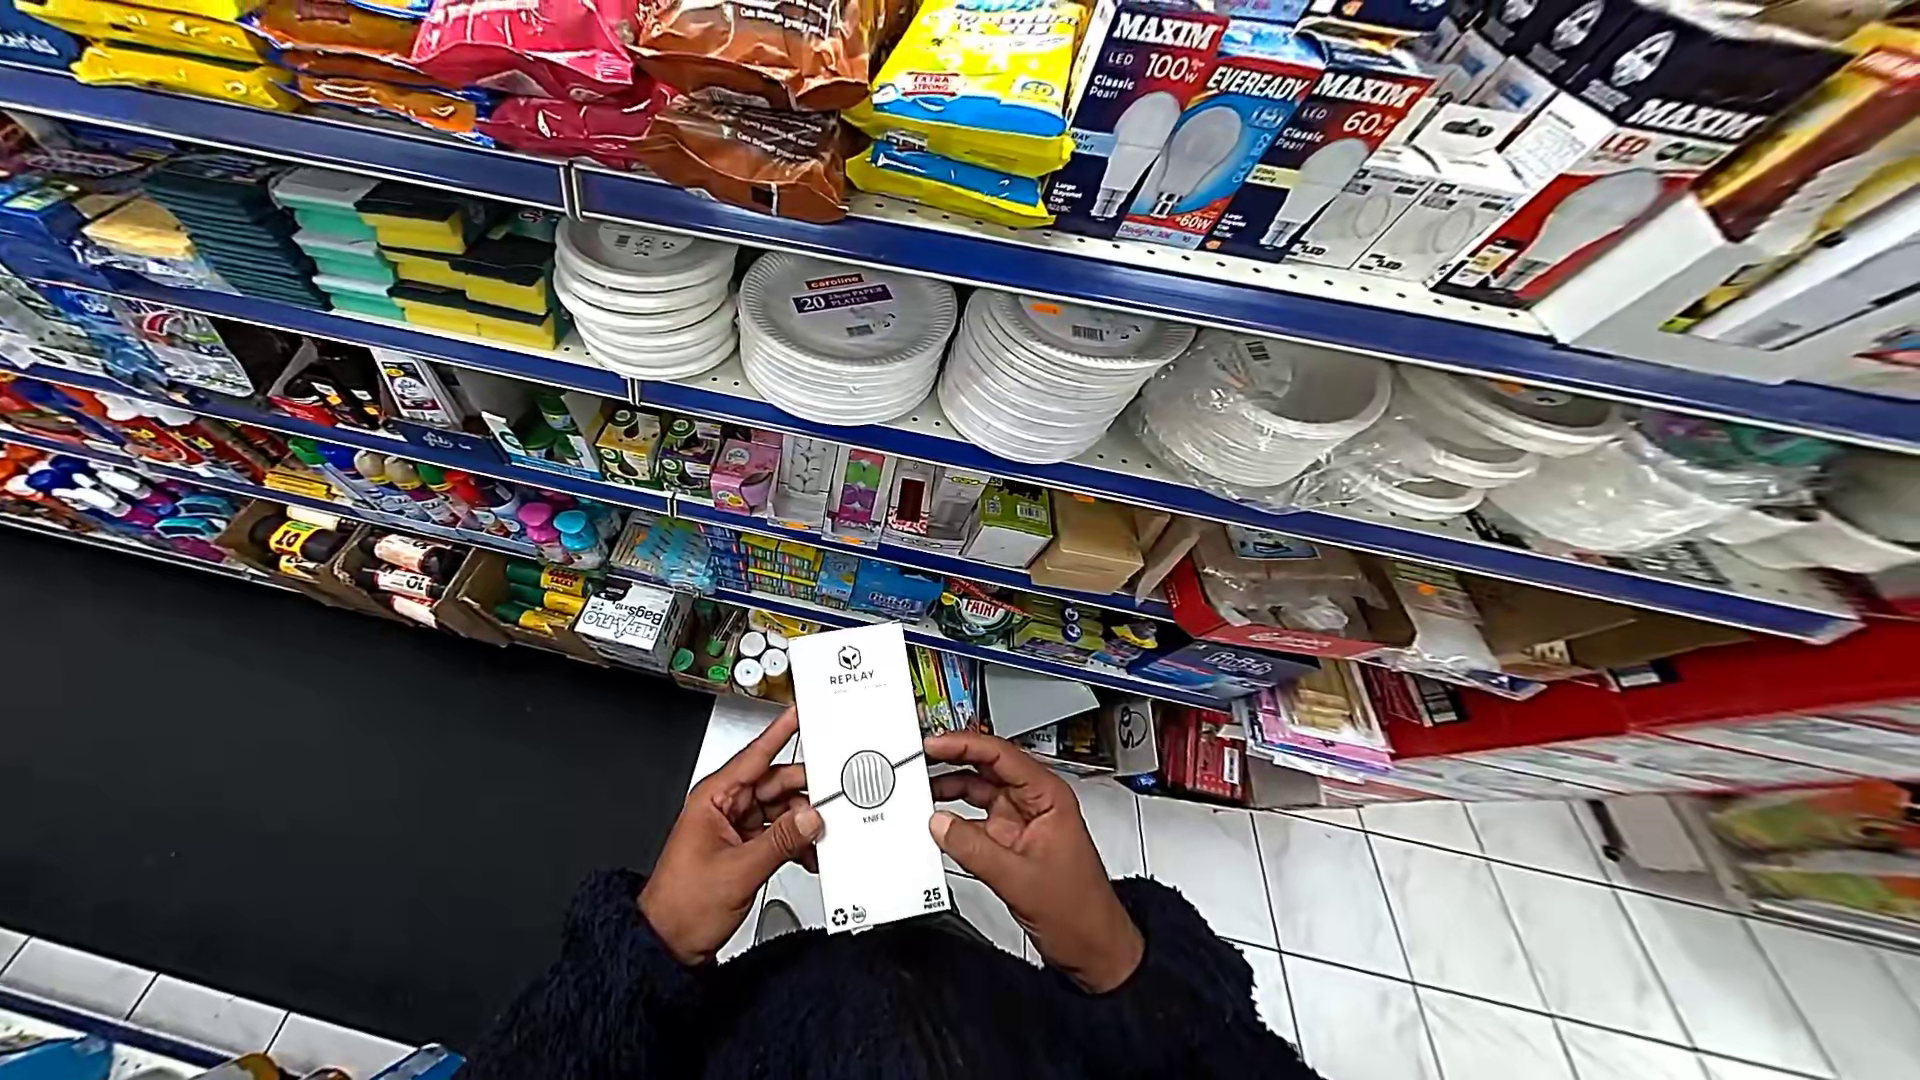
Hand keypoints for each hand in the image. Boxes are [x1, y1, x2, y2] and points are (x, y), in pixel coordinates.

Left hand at [640, 707, 822, 965]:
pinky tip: (807, 854)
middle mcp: (727, 806)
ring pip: (783, 807)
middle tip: (830, 799)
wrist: (666, 947)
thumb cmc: (680, 906)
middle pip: (777, 783)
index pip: (755, 755)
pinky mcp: (746, 844)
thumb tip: (812, 816)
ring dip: (803, 822)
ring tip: (817, 838)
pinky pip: (780, 829)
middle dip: (805, 793)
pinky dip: (796, 840)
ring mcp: (737, 825)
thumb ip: (782, 840)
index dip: (780, 731)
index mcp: (715, 798)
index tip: (800, 712)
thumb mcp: (738, 870)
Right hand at [925, 731, 1143, 993]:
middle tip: (923, 755)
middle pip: (988, 766)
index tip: (937, 744)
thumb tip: (940, 823)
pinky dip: (955, 817)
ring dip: (951, 786)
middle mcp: (1034, 801)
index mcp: (1048, 795)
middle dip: (954, 759)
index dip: (965, 745)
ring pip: (980, 789)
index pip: (1001, 755)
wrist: (1093, 951)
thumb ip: (974, 849)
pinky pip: (976, 818)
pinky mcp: (1010, 840)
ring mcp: (1020, 820)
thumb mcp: (1020, 879)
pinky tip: (937, 818)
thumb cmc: (1081, 912)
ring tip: (922, 783)